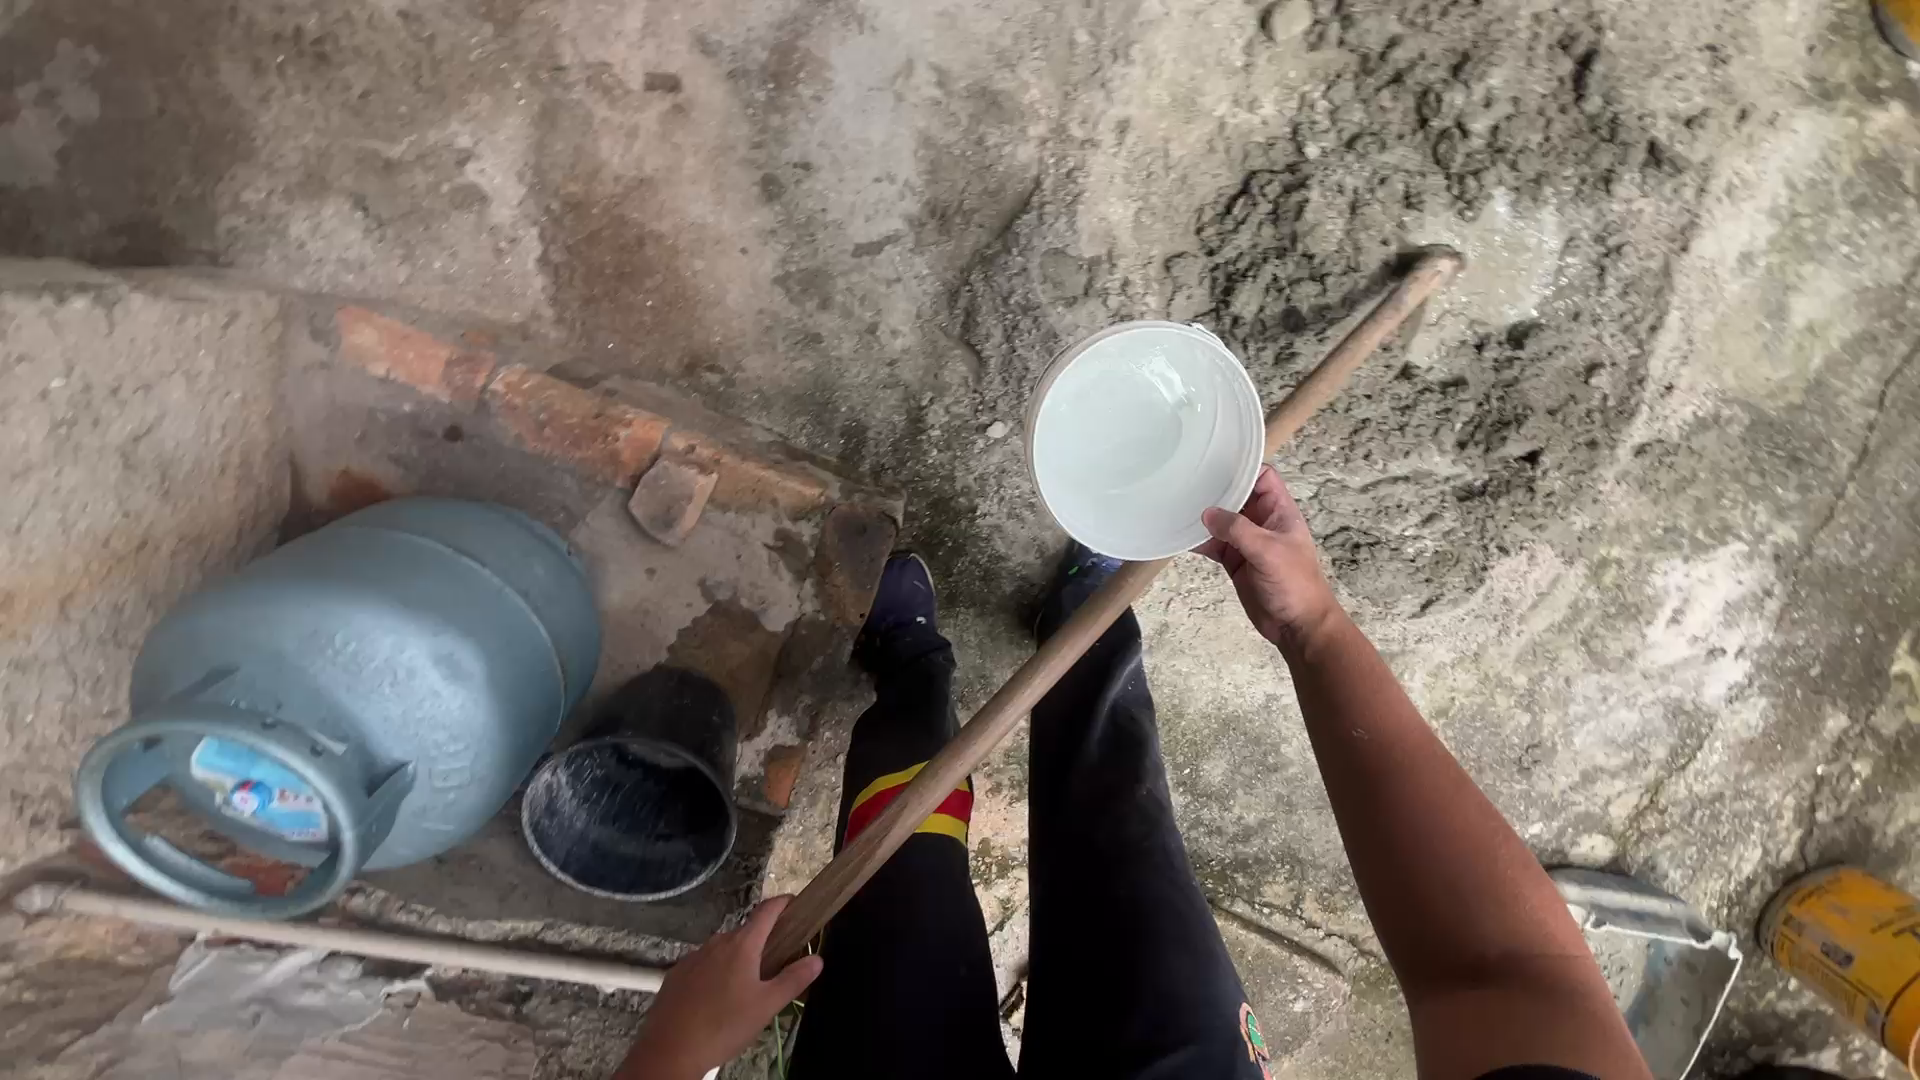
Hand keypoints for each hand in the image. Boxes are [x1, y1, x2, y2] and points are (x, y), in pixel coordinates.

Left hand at [617, 895, 823, 1079]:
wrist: (667, 1054)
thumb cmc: (723, 1027)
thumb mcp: (766, 1007)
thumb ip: (793, 980)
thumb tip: (817, 959)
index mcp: (742, 944)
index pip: (767, 910)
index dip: (783, 903)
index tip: (794, 903)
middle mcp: (717, 942)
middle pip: (745, 932)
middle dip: (760, 941)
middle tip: (773, 963)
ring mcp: (693, 957)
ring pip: (722, 949)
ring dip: (736, 958)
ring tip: (742, 987)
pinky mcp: (675, 975)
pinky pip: (702, 965)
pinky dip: (713, 973)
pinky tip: (713, 1000)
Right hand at [1194, 464, 1344, 656]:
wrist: (1297, 626)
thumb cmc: (1294, 584)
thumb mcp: (1268, 551)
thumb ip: (1238, 530)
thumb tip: (1206, 513)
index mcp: (1279, 512)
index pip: (1263, 477)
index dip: (1243, 468)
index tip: (1214, 463)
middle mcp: (1262, 522)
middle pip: (1236, 496)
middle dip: (1215, 490)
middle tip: (1186, 481)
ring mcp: (1246, 542)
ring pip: (1221, 521)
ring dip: (1202, 516)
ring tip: (1176, 506)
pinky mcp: (1234, 561)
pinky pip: (1212, 544)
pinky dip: (1196, 541)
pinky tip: (1178, 537)